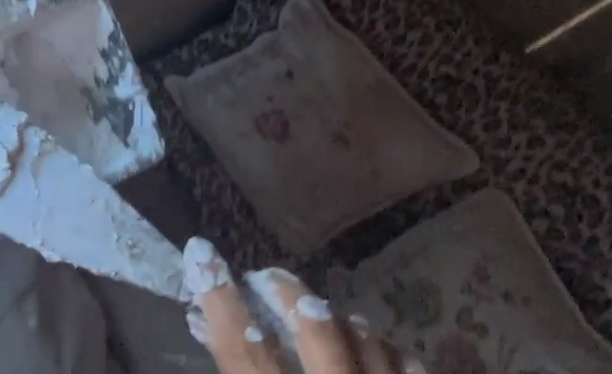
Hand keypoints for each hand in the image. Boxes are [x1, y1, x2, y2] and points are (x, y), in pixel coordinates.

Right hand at [184, 237, 418, 373]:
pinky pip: (410, 367)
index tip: (201, 250)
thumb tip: (203, 323)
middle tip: (268, 277)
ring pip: (365, 339)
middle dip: (287, 290)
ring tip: (323, 312)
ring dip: (339, 319)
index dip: (219, 295)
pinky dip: (388, 352)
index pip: (243, 347)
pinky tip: (374, 350)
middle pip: (314, 327)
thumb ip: (233, 368)